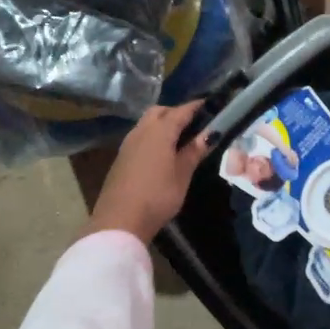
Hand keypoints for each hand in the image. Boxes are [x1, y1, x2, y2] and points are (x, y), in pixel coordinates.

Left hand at [83, 103, 214, 243]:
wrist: (118, 223)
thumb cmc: (157, 196)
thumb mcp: (182, 175)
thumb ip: (194, 151)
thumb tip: (210, 133)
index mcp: (160, 131)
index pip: (181, 111)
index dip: (196, 106)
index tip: (211, 105)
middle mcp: (141, 132)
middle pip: (160, 111)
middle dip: (176, 112)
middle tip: (194, 123)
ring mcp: (128, 145)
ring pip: (146, 123)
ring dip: (162, 123)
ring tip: (179, 138)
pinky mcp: (120, 159)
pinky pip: (139, 136)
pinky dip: (152, 136)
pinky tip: (161, 152)